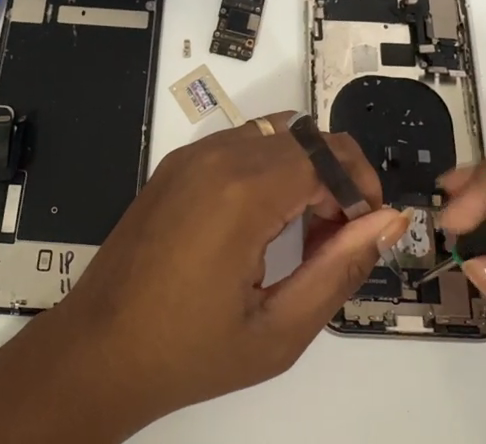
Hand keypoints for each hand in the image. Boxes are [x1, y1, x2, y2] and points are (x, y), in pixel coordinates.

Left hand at [45, 111, 409, 427]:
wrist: (97, 352)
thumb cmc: (188, 351)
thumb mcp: (279, 329)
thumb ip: (341, 268)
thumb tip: (388, 221)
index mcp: (242, 192)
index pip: (328, 154)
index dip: (360, 187)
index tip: (364, 232)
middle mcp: (216, 157)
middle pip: (304, 138)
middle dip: (336, 179)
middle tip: (335, 241)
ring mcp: (189, 157)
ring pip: (273, 134)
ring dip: (302, 170)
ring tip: (301, 235)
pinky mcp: (173, 167)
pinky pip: (238, 144)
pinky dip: (267, 168)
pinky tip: (262, 224)